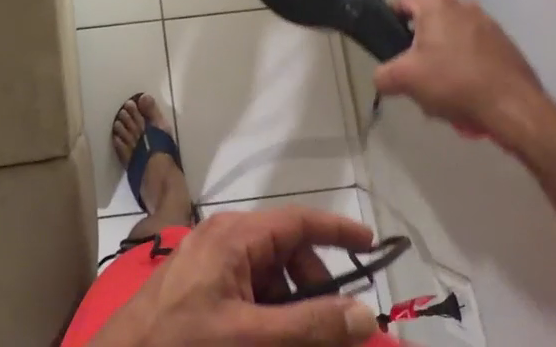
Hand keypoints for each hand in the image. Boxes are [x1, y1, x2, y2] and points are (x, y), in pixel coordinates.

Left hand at [92, 208, 382, 345]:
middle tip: (334, 328)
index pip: (298, 221)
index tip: (371, 246)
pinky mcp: (201, 285)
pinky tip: (270, 337)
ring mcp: (210, 261)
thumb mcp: (252, 334)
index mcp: (235, 235)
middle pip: (287, 252)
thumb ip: (310, 324)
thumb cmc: (185, 340)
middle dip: (315, 286)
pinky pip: (248, 290)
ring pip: (269, 276)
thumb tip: (364, 313)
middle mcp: (224, 238)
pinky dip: (268, 312)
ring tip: (299, 338)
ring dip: (291, 305)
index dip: (337, 231)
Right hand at [374, 0, 547, 149]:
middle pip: (429, 24)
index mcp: (436, 4)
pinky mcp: (506, 44)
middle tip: (416, 75)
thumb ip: (383, 75)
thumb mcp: (405, 80)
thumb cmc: (453, 81)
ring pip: (452, 39)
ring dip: (444, 59)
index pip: (402, 4)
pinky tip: (467, 94)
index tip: (390, 49)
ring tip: (443, 91)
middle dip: (420, 48)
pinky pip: (475, 51)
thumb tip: (382, 78)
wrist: (513, 106)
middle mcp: (463, 5)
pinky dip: (467, 67)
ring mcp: (489, 23)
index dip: (390, 24)